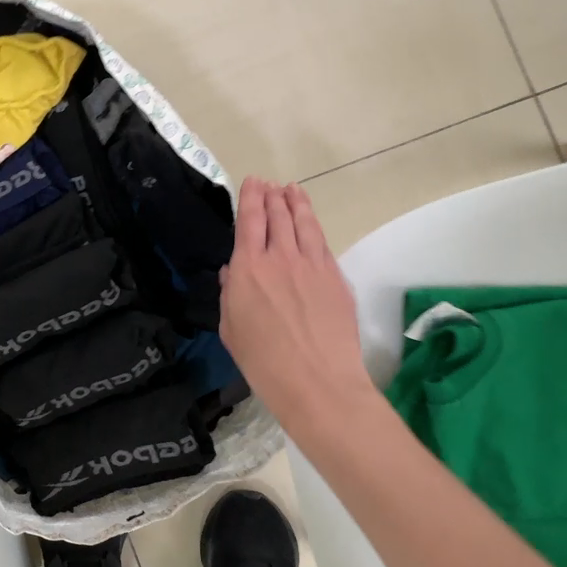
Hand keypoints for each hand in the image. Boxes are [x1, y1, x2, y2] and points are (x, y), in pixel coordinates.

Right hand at [219, 178, 372, 432]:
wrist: (318, 383)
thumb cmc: (264, 362)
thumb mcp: (231, 329)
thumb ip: (230, 294)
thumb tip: (233, 272)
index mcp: (249, 268)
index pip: (249, 220)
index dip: (250, 197)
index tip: (252, 182)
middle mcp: (281, 257)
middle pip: (278, 215)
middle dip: (272, 196)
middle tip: (270, 185)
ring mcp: (313, 265)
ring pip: (304, 223)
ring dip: (296, 203)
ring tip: (292, 190)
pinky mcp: (336, 279)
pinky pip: (322, 244)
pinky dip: (314, 227)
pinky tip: (311, 225)